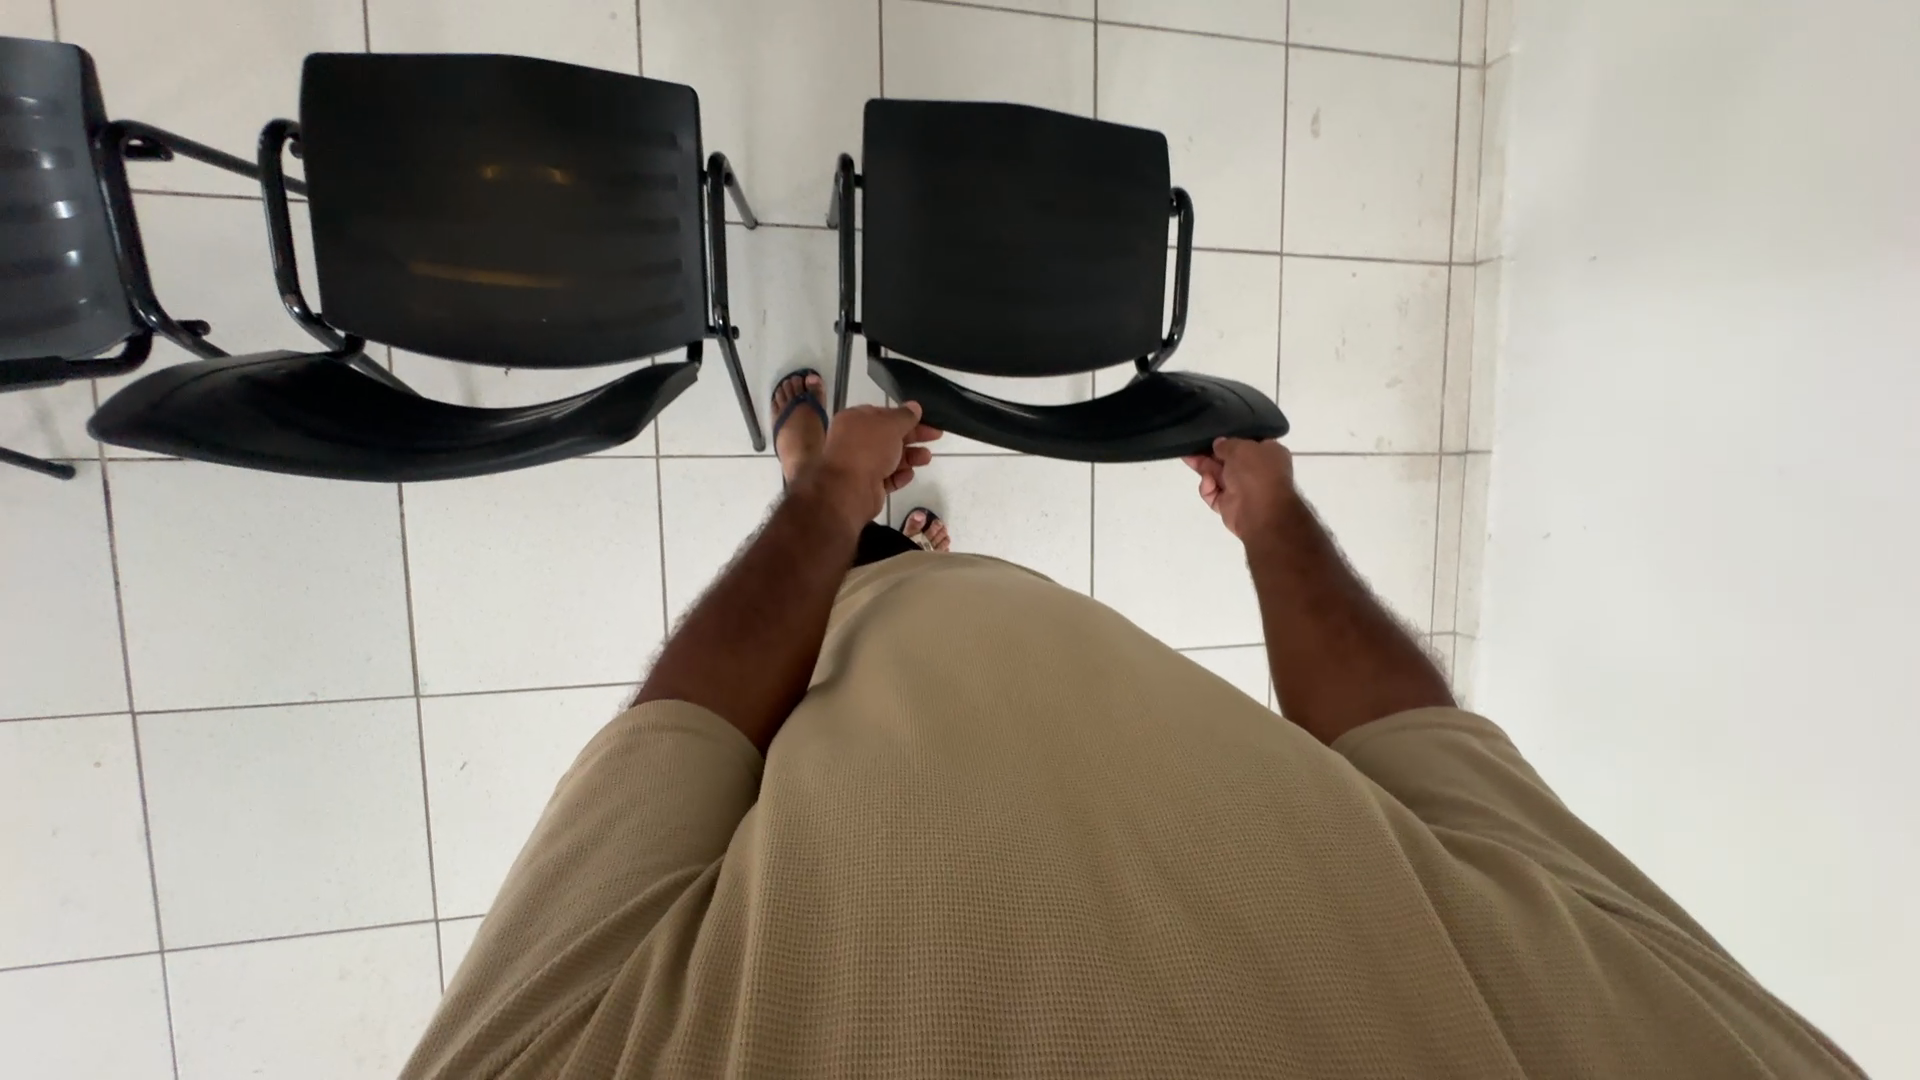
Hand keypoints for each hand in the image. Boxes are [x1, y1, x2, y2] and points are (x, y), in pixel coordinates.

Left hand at [794, 401, 941, 527]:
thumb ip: (905, 416)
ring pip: (890, 457)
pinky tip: (910, 474)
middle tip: (936, 435)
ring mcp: (860, 464)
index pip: (882, 414)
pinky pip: (886, 478)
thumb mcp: (890, 425)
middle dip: (913, 436)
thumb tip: (914, 406)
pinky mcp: (866, 485)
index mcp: (854, 420)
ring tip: (926, 458)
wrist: (849, 489)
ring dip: (910, 457)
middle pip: (889, 436)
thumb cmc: (868, 448)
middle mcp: (855, 441)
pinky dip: (899, 476)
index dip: (904, 416)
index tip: (924, 419)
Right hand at [1183, 437, 1297, 543]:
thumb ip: (1226, 444)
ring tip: (1187, 457)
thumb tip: (1218, 444)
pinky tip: (1208, 482)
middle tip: (1192, 445)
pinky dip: (1208, 487)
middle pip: (1228, 459)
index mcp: (1268, 454)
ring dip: (1203, 466)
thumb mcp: (1241, 447)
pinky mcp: (1227, 504)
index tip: (1214, 433)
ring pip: (1217, 475)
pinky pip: (1213, 492)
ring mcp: (1241, 489)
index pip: (1248, 443)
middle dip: (1210, 453)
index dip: (1231, 438)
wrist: (1259, 510)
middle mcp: (1256, 471)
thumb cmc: (1256, 472)